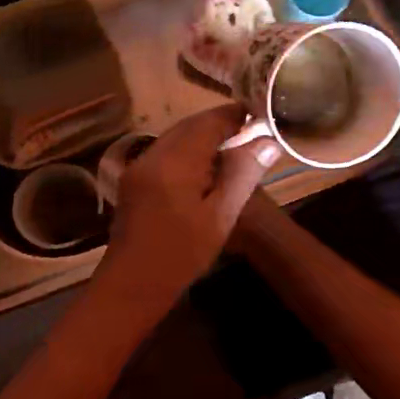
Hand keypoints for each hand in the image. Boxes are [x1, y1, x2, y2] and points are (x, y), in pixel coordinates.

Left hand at [97, 105, 281, 310]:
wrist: (132, 284)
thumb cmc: (181, 254)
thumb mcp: (219, 217)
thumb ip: (242, 174)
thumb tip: (268, 142)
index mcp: (174, 161)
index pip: (208, 122)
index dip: (235, 115)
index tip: (261, 114)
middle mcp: (152, 154)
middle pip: (189, 126)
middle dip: (220, 124)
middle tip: (252, 131)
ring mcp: (138, 166)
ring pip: (175, 137)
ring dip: (203, 137)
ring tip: (235, 147)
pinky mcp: (134, 179)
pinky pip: (164, 152)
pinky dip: (187, 151)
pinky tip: (205, 168)